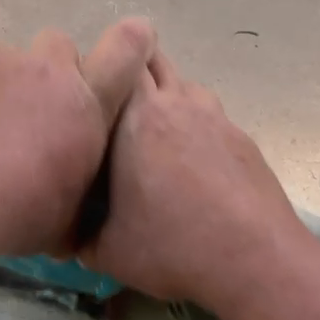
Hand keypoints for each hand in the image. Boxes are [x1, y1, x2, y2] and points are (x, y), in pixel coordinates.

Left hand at [0, 19, 155, 258]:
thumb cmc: (15, 216)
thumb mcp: (64, 226)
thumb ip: (82, 204)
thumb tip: (81, 226)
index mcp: (86, 107)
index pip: (127, 49)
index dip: (135, 42)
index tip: (131, 50)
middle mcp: (46, 76)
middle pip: (62, 45)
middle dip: (60, 71)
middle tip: (46, 114)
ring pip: (17, 61)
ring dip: (18, 85)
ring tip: (0, 129)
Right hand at [80, 49, 302, 308]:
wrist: (255, 259)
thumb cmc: (172, 249)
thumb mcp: (107, 253)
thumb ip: (77, 234)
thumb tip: (64, 232)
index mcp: (137, 118)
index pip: (114, 61)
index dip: (96, 72)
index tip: (84, 100)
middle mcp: (178, 104)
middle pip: (152, 60)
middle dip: (130, 76)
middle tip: (113, 114)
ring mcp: (216, 118)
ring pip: (183, 85)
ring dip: (164, 98)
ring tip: (151, 141)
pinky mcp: (242, 139)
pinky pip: (209, 117)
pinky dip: (193, 128)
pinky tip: (189, 168)